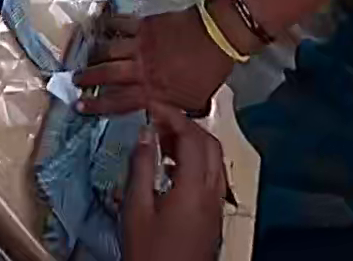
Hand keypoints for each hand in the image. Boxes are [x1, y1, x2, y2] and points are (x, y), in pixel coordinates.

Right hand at [73, 10, 232, 115]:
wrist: (215, 38)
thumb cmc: (207, 72)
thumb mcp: (193, 102)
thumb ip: (171, 107)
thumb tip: (156, 113)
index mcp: (154, 91)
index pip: (119, 101)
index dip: (98, 104)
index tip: (79, 106)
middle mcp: (141, 68)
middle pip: (108, 74)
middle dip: (89, 78)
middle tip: (74, 80)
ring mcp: (139, 44)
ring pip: (108, 49)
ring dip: (95, 54)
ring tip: (85, 57)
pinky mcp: (141, 25)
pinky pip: (118, 24)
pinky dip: (107, 24)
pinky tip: (100, 26)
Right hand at [124, 103, 227, 260]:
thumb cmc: (149, 252)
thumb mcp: (137, 207)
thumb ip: (141, 165)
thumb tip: (144, 132)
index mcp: (193, 190)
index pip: (191, 137)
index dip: (171, 115)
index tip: (149, 106)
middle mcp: (212, 195)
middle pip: (210, 144)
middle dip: (184, 124)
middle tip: (157, 119)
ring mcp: (215, 208)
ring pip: (214, 160)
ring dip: (191, 141)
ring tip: (160, 139)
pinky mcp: (213, 219)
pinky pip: (211, 177)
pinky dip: (194, 160)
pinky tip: (169, 166)